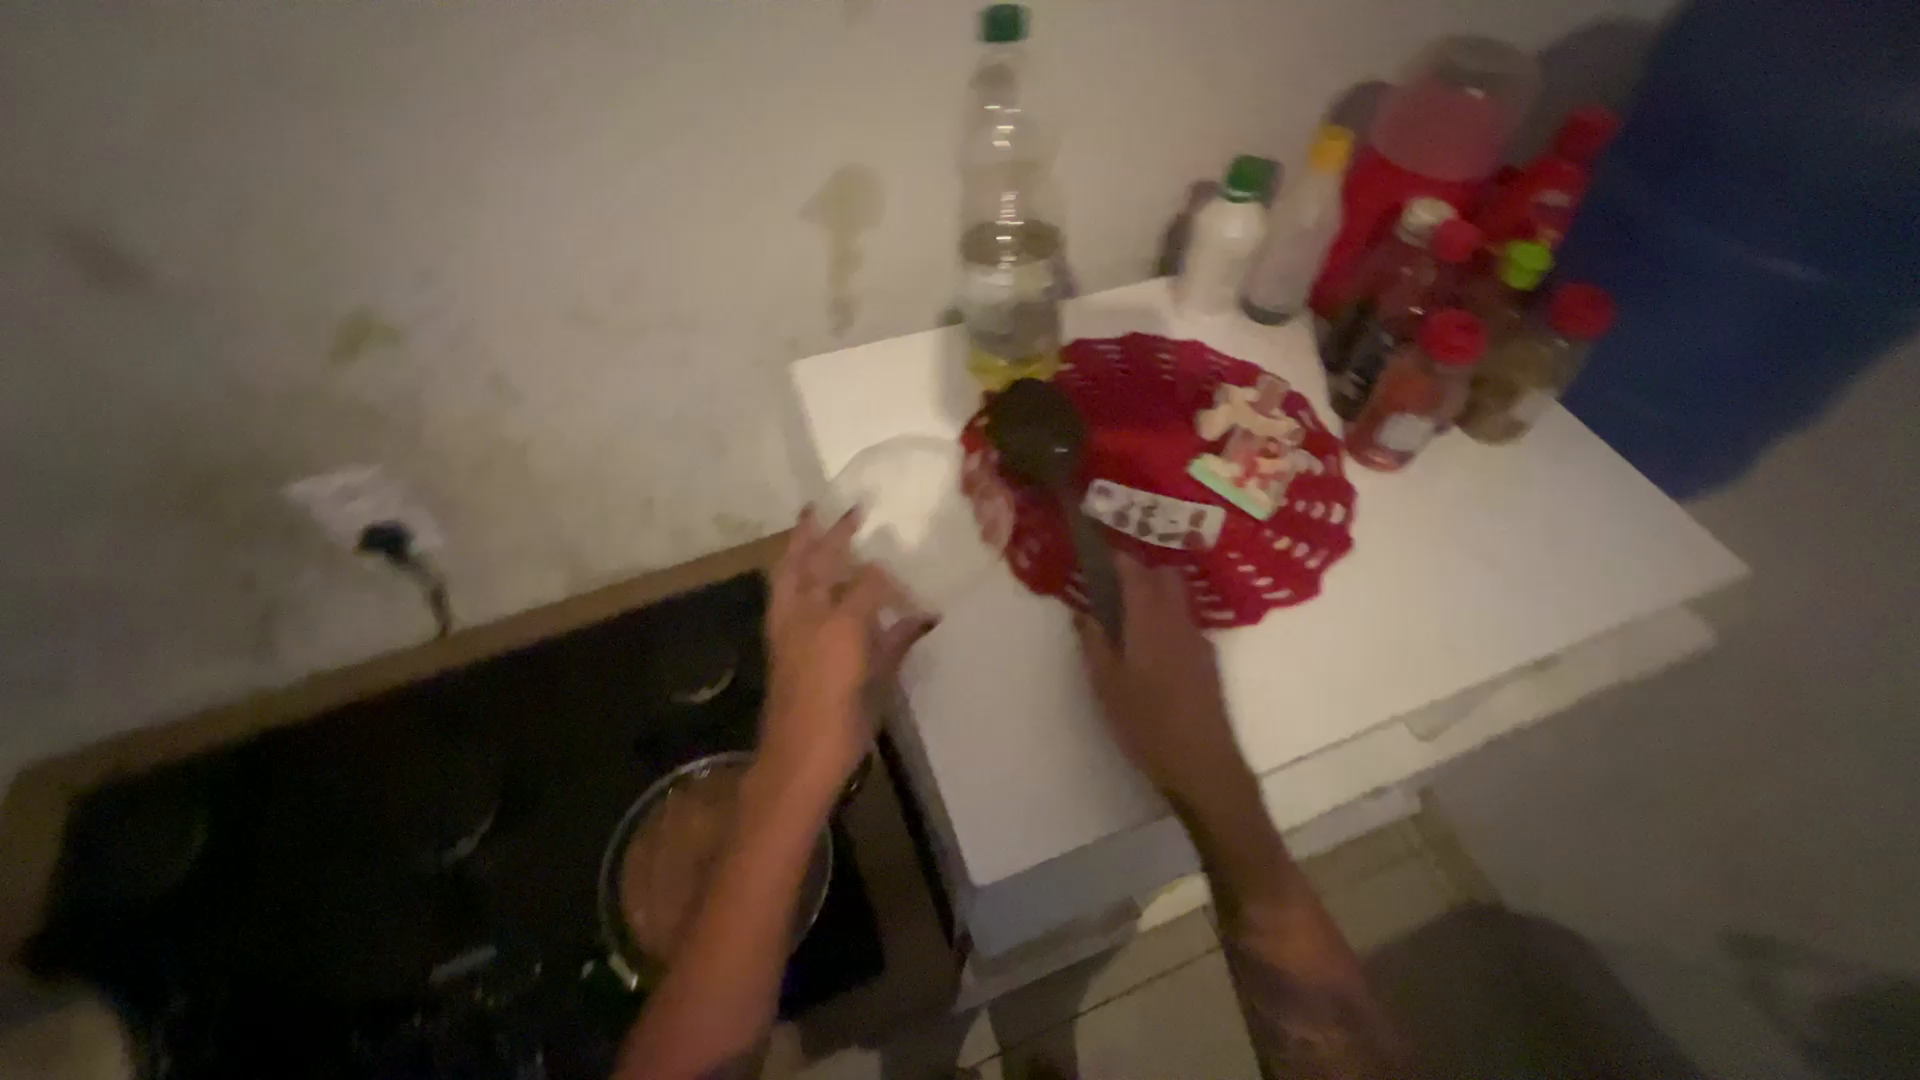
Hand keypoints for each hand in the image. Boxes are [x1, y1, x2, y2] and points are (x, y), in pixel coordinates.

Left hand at [760, 508, 931, 799]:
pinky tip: (796, 565)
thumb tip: (923, 616)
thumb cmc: (845, 723)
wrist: (797, 759)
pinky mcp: (776, 640)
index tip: (905, 568)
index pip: (868, 582)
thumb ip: (898, 642)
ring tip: (810, 517)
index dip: (888, 575)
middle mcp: (811, 617)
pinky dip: (789, 571)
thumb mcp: (880, 682)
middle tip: (851, 510)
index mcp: (842, 626)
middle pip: (822, 563)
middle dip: (835, 534)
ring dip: (802, 544)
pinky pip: (782, 591)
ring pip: (792, 572)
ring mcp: (788, 626)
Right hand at [1074, 556, 1250, 801]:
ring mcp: (1198, 640)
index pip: (1136, 572)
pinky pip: (1184, 622)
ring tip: (1125, 618)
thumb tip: (1083, 611)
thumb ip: (1093, 641)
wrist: (1202, 762)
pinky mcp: (1207, 660)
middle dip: (1140, 571)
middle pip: (1165, 577)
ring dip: (1154, 596)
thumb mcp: (1106, 684)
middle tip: (1111, 587)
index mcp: (1150, 621)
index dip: (1117, 558)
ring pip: (1177, 599)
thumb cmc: (1146, 722)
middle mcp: (1179, 621)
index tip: (1098, 554)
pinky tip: (1148, 648)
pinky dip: (1165, 619)